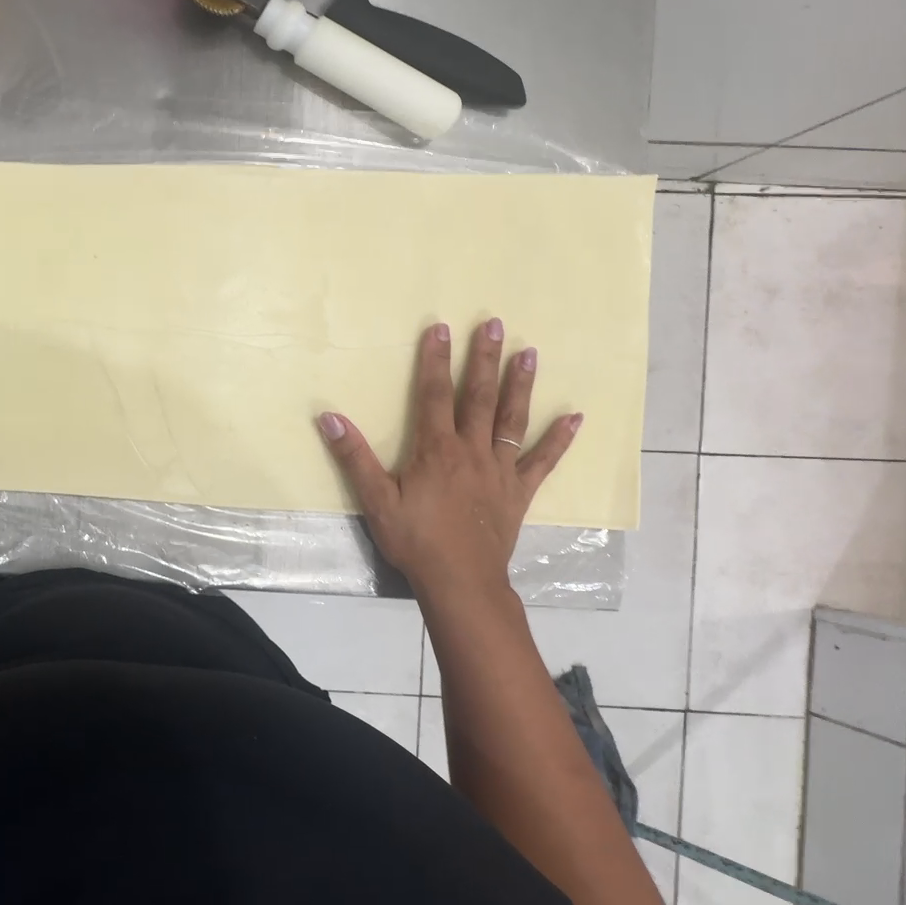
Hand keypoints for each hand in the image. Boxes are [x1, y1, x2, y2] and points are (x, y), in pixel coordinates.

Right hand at [317, 320, 579, 597]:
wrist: (460, 579)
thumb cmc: (414, 539)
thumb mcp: (375, 499)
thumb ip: (354, 457)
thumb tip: (329, 418)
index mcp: (436, 450)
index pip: (434, 395)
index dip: (435, 361)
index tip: (440, 329)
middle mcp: (472, 451)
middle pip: (479, 397)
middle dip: (484, 360)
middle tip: (493, 324)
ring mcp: (500, 470)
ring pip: (513, 420)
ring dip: (521, 385)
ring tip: (529, 352)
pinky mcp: (519, 492)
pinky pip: (543, 461)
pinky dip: (559, 439)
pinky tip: (575, 417)